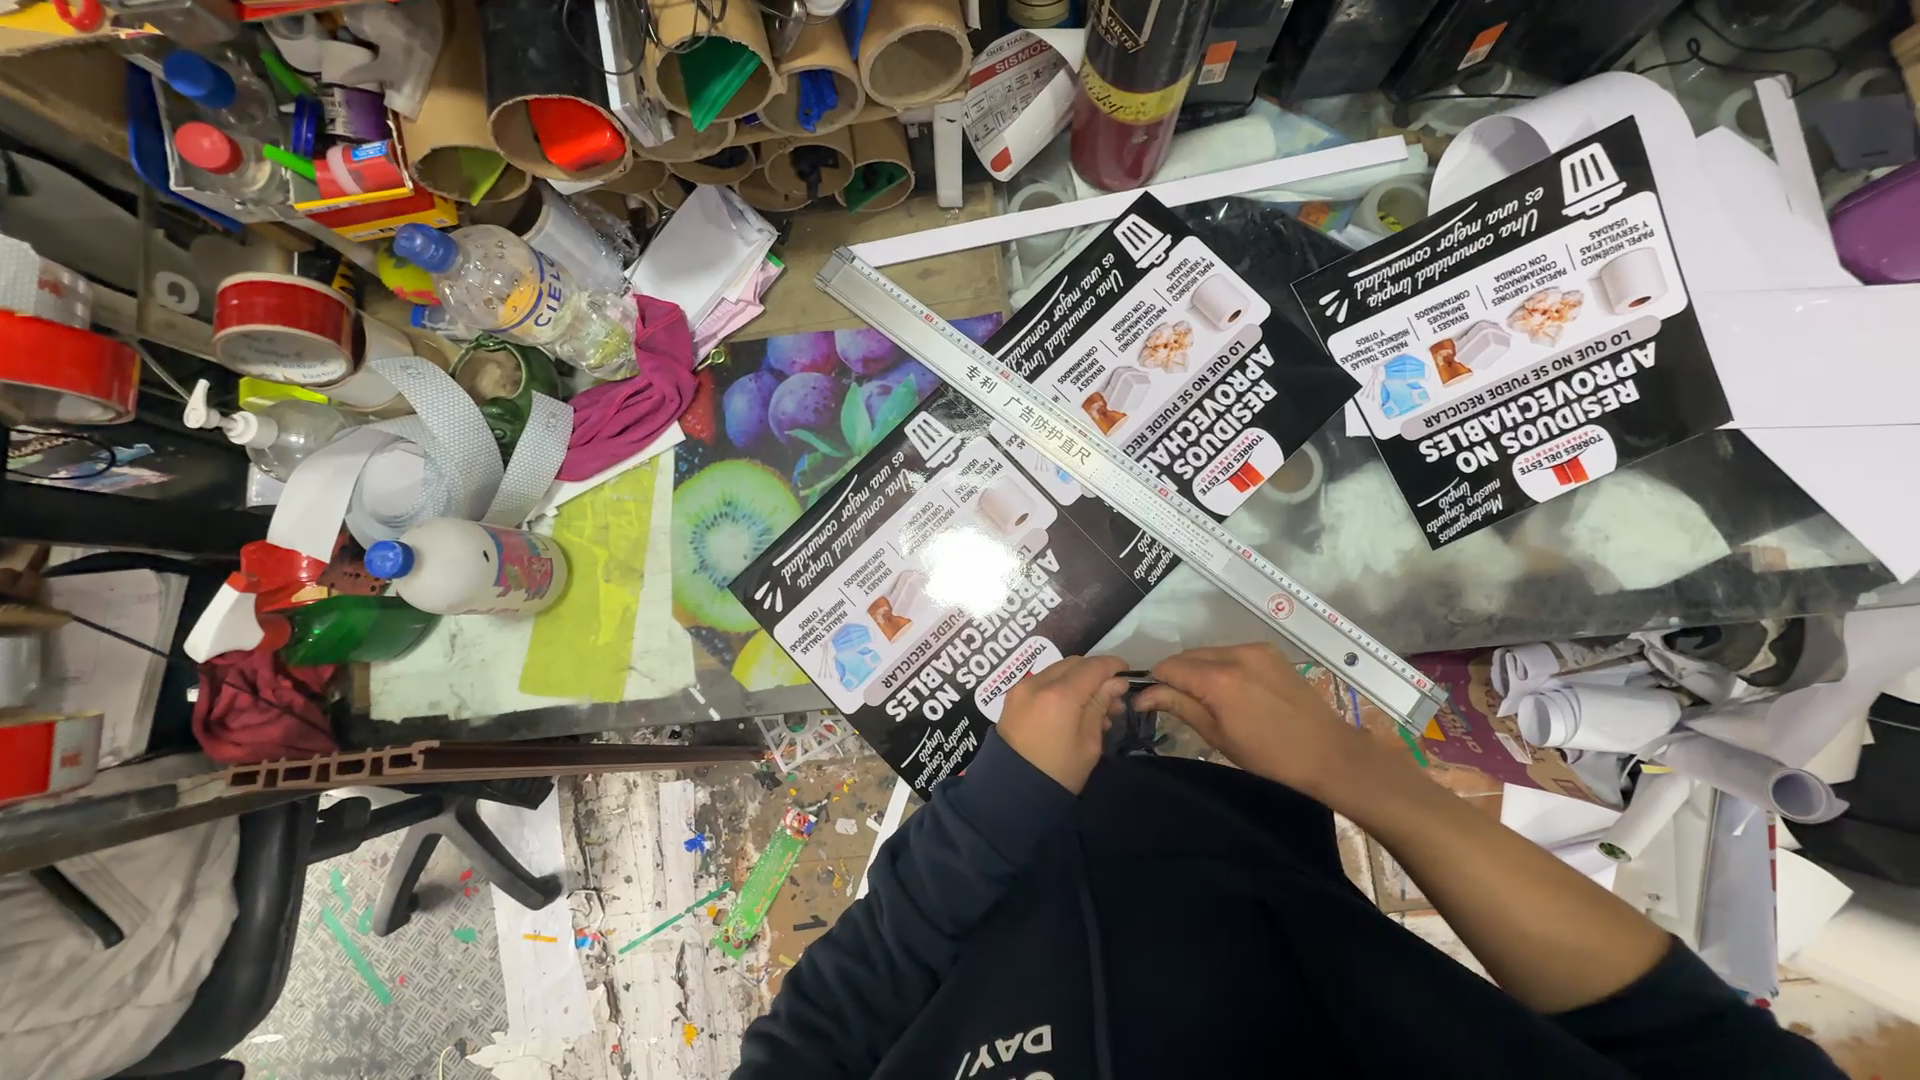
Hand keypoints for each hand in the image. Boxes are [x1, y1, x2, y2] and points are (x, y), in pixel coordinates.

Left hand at [995, 654, 1128, 794]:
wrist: (1013, 792)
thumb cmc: (1058, 773)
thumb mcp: (1089, 744)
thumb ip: (1101, 706)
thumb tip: (1116, 682)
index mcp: (1059, 696)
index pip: (1092, 667)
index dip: (1113, 666)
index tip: (1127, 674)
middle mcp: (1037, 683)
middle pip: (1074, 663)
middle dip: (1096, 673)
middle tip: (1113, 697)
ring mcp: (1021, 688)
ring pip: (1058, 669)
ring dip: (1079, 680)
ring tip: (1096, 708)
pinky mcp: (1013, 697)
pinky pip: (1043, 681)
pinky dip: (1061, 686)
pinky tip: (1073, 709)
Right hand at [1134, 643, 1381, 798]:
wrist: (1328, 752)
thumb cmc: (1268, 755)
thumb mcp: (1216, 735)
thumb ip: (1179, 706)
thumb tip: (1144, 695)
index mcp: (1219, 678)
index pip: (1169, 667)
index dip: (1155, 682)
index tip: (1150, 701)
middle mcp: (1235, 654)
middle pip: (1187, 656)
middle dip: (1175, 675)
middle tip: (1175, 702)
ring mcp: (1254, 649)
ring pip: (1208, 652)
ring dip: (1197, 670)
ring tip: (1204, 698)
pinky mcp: (1269, 651)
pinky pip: (1231, 652)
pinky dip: (1221, 666)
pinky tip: (1230, 689)